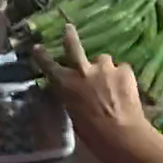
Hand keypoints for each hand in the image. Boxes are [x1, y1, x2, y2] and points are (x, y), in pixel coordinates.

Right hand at [33, 24, 155, 162]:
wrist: (121, 134)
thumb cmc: (93, 134)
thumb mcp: (74, 115)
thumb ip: (73, 98)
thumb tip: (76, 92)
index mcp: (66, 85)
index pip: (49, 66)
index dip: (42, 56)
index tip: (36, 47)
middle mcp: (82, 71)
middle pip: (74, 46)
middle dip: (70, 36)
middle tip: (69, 28)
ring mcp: (104, 68)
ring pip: (103, 60)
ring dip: (105, 67)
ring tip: (111, 81)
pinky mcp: (124, 70)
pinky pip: (122, 69)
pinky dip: (122, 77)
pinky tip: (125, 89)